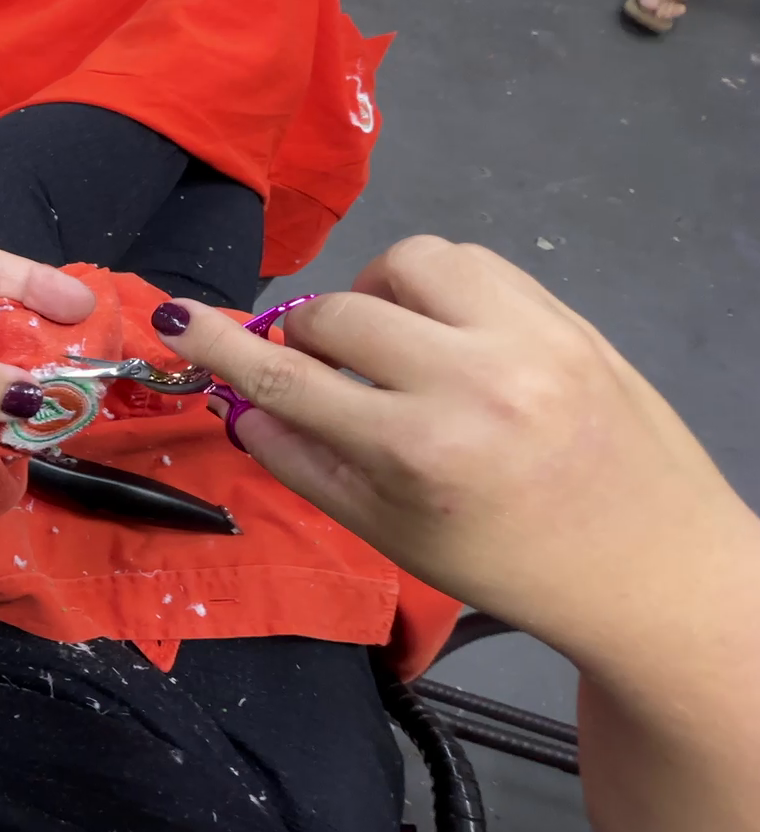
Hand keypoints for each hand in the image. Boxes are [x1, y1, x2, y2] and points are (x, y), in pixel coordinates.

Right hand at [155, 235, 758, 666]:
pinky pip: (472, 264)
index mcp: (416, 448)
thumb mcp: (375, 525)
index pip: (285, 379)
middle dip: (301, 335)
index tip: (174, 318)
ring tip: (385, 339)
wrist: (656, 571)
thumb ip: (293, 457)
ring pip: (409, 260)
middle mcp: (474, 381)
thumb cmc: (496, 561)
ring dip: (369, 295)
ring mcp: (535, 341)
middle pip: (335, 311)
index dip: (218, 345)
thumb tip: (236, 403)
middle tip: (317, 367)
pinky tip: (437, 330)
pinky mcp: (573, 321)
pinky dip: (429, 286)